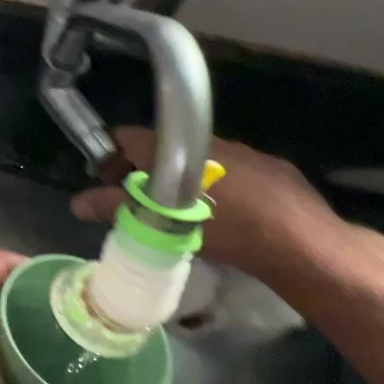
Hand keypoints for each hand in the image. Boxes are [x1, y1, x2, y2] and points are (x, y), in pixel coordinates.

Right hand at [69, 126, 355, 284]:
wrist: (307, 247)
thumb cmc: (227, 231)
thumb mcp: (162, 224)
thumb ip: (116, 209)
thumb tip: (76, 204)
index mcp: (174, 149)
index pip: (126, 136)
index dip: (111, 156)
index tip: (108, 180)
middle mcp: (206, 141)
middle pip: (164, 148)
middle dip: (150, 171)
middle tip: (146, 201)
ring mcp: (246, 153)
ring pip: (202, 159)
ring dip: (188, 179)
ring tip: (189, 211)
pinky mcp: (278, 168)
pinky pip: (239, 171)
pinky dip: (227, 186)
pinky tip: (233, 215)